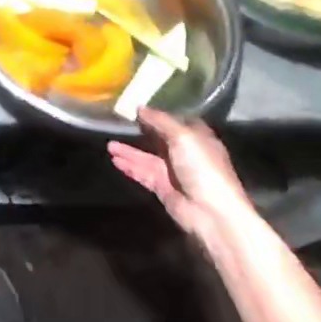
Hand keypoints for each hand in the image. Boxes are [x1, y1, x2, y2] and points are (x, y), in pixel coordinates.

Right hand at [109, 108, 254, 247]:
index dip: (159, 114)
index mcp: (197, 138)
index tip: (137, 107)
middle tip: (117, 122)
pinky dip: (130, 166)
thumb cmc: (203, 168)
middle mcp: (186, 154)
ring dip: (129, 151)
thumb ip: (160, 121)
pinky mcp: (163, 188)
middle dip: (140, 132)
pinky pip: (143, 173)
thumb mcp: (183, 136)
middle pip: (159, 139)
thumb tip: (139, 107)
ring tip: (109, 145)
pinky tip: (114, 160)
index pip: (176, 121)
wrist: (211, 214)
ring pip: (147, 158)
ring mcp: (174, 172)